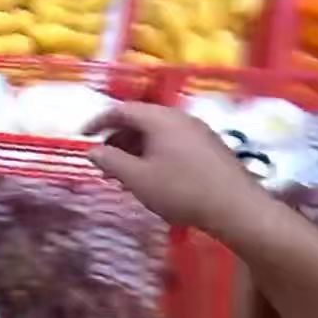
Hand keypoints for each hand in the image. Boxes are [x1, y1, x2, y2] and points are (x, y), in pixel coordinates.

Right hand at [82, 103, 268, 232]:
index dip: (98, 122)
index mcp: (159, 118)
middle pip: (140, 119)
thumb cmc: (181, 190)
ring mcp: (198, 130)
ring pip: (157, 131)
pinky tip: (153, 175)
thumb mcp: (137, 178)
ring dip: (135, 147)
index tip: (82, 137)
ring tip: (125, 172)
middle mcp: (179, 117)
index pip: (121, 110)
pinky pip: (173, 140)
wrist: (235, 207)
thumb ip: (110, 161)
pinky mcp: (210, 145)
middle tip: (104, 160)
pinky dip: (154, 151)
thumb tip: (92, 150)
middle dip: (117, 137)